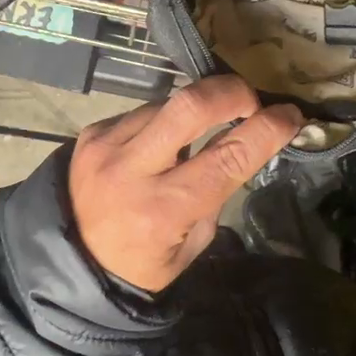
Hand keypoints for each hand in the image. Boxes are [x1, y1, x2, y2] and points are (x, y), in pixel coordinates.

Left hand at [69, 76, 302, 290]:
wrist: (66, 259)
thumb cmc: (139, 263)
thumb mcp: (189, 247)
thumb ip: (214, 195)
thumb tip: (237, 143)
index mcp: (163, 210)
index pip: (227, 157)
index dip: (266, 130)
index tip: (289, 115)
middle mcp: (132, 170)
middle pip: (190, 105)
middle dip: (230, 92)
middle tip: (249, 99)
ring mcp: (106, 144)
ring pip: (166, 102)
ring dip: (193, 109)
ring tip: (198, 130)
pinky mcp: (91, 131)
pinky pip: (140, 112)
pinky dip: (161, 121)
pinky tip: (159, 142)